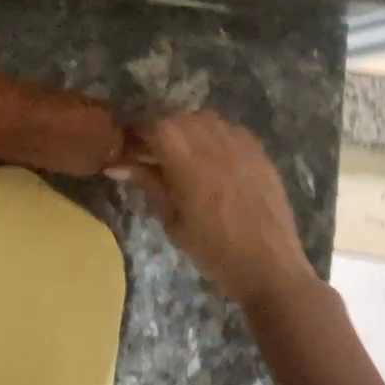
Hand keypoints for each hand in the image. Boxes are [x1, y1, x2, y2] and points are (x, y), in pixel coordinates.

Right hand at [120, 111, 316, 310]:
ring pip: (203, 119)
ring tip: (180, 154)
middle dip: (157, 131)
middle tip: (148, 154)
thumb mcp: (170, 218)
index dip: (133, 133)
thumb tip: (115, 166)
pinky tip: (211, 159)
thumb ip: (146, 183)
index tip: (124, 149)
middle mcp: (213, 142)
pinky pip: (229, 130)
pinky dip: (213, 136)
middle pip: (176, 117)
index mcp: (185, 158)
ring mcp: (240, 144)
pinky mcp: (260, 153)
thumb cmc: (212, 248)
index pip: (151, 126)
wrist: (269, 267)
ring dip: (185, 129)